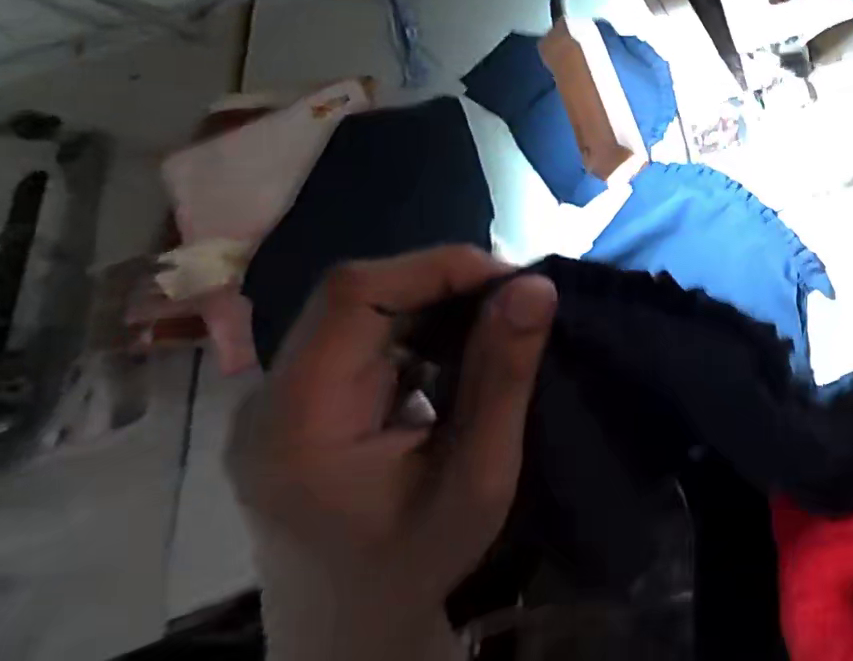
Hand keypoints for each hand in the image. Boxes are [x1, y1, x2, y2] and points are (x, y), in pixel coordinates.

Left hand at [226, 247, 555, 658]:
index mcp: (299, 418)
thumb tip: (536, 284)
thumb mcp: (479, 472)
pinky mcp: (310, 403)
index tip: (516, 286)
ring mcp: (287, 399)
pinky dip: (430, 329)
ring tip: (503, 330)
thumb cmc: (417, 559)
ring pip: (368, 308)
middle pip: (358, 295)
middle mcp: (275, 397)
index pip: (353, 294)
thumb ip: (502, 376)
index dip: (438, 269)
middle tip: (522, 308)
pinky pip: (371, 336)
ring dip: (445, 304)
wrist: (353, 631)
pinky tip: (467, 356)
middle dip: (451, 285)